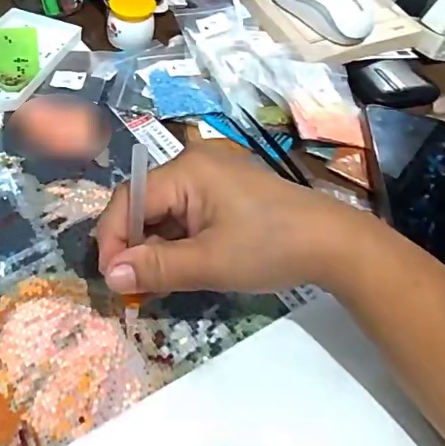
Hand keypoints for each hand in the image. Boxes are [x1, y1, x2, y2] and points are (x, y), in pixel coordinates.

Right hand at [94, 141, 375, 294]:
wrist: (334, 243)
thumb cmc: (270, 248)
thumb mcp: (210, 263)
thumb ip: (156, 268)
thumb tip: (110, 276)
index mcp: (187, 169)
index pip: (130, 197)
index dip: (113, 237)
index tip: (111, 278)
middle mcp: (193, 160)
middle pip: (146, 200)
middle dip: (135, 243)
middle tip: (134, 285)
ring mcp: (210, 170)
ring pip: (164, 207)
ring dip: (156, 243)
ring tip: (158, 280)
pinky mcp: (224, 185)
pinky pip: (185, 208)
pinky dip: (178, 237)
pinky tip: (182, 263)